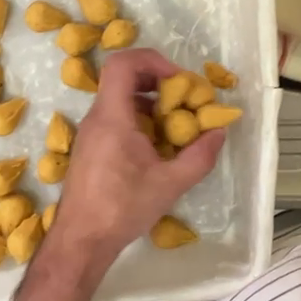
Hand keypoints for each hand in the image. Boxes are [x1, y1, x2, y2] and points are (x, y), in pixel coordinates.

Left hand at [50, 49, 225, 265]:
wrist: (81, 240)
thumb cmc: (123, 209)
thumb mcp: (171, 184)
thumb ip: (200, 156)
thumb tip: (218, 132)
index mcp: (112, 117)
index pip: (123, 63)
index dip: (152, 60)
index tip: (178, 81)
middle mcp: (97, 118)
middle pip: (122, 78)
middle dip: (156, 80)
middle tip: (181, 100)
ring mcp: (90, 133)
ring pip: (119, 99)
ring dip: (148, 102)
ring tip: (173, 125)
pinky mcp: (90, 148)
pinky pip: (114, 118)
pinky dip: (137, 120)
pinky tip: (155, 147)